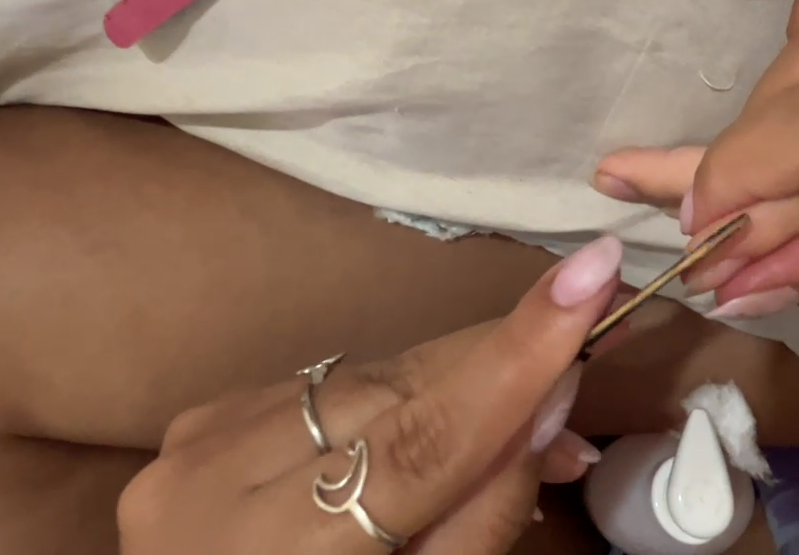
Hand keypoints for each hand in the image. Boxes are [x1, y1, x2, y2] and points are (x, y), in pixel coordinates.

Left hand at [117, 236, 623, 554]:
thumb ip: (481, 519)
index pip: (422, 438)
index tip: (593, 272)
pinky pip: (333, 385)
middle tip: (592, 347)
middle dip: (503, 364)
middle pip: (401, 389)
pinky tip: (423, 427)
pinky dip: (391, 398)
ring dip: (454, 386)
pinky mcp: (207, 413)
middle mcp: (224, 473)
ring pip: (373, 375)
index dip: (515, 357)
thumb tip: (548, 401)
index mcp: (278, 552)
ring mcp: (205, 434)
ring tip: (520, 420)